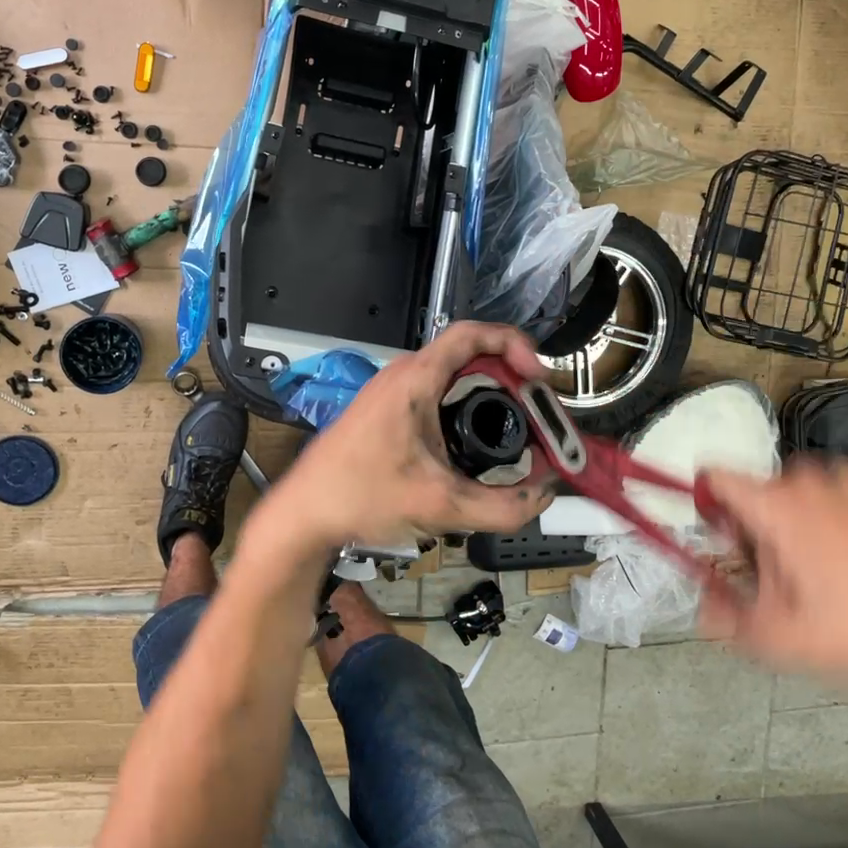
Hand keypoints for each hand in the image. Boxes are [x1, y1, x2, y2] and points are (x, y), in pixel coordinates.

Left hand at [265, 322, 555, 548]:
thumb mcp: (441, 507)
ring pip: (455, 378)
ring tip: (516, 431)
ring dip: (490, 397)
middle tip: (537, 415)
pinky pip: (438, 396)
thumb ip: (502, 508)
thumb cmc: (360, 497)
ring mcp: (393, 392)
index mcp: (415, 380)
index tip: (539, 377)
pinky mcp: (388, 412)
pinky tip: (478, 444)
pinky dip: (466, 410)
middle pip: (471, 357)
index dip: (515, 345)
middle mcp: (404, 375)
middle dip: (511, 381)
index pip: (474, 334)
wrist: (305, 512)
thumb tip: (542, 497)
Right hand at [697, 457, 847, 679]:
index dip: (701, 504)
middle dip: (749, 530)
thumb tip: (701, 605)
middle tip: (770, 580)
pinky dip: (821, 524)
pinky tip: (844, 567)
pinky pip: (824, 501)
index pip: (713, 476)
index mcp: (777, 504)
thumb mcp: (781, 637)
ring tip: (809, 577)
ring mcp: (846, 484)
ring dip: (785, 528)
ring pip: (788, 497)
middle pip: (751, 493)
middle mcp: (807, 481)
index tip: (715, 541)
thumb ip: (725, 618)